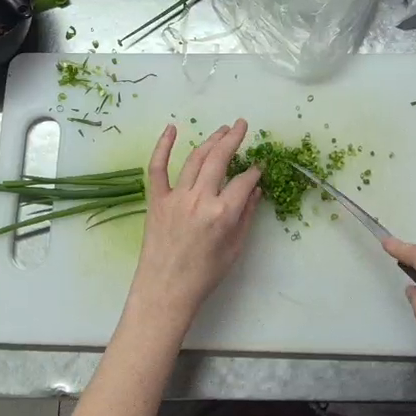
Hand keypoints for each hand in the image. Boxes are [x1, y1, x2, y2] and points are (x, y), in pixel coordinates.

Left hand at [124, 120, 261, 331]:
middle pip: (220, 159)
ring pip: (195, 159)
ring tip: (222, 130)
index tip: (259, 167)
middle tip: (242, 126)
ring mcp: (176, 197)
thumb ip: (246, 216)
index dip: (254, 172)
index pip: (244, 181)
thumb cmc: (204, 275)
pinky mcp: (156, 200)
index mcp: (223, 213)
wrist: (165, 290)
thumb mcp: (235, 248)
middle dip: (233, 139)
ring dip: (210, 141)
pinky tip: (172, 129)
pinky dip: (163, 146)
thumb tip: (255, 190)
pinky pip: (158, 168)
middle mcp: (200, 199)